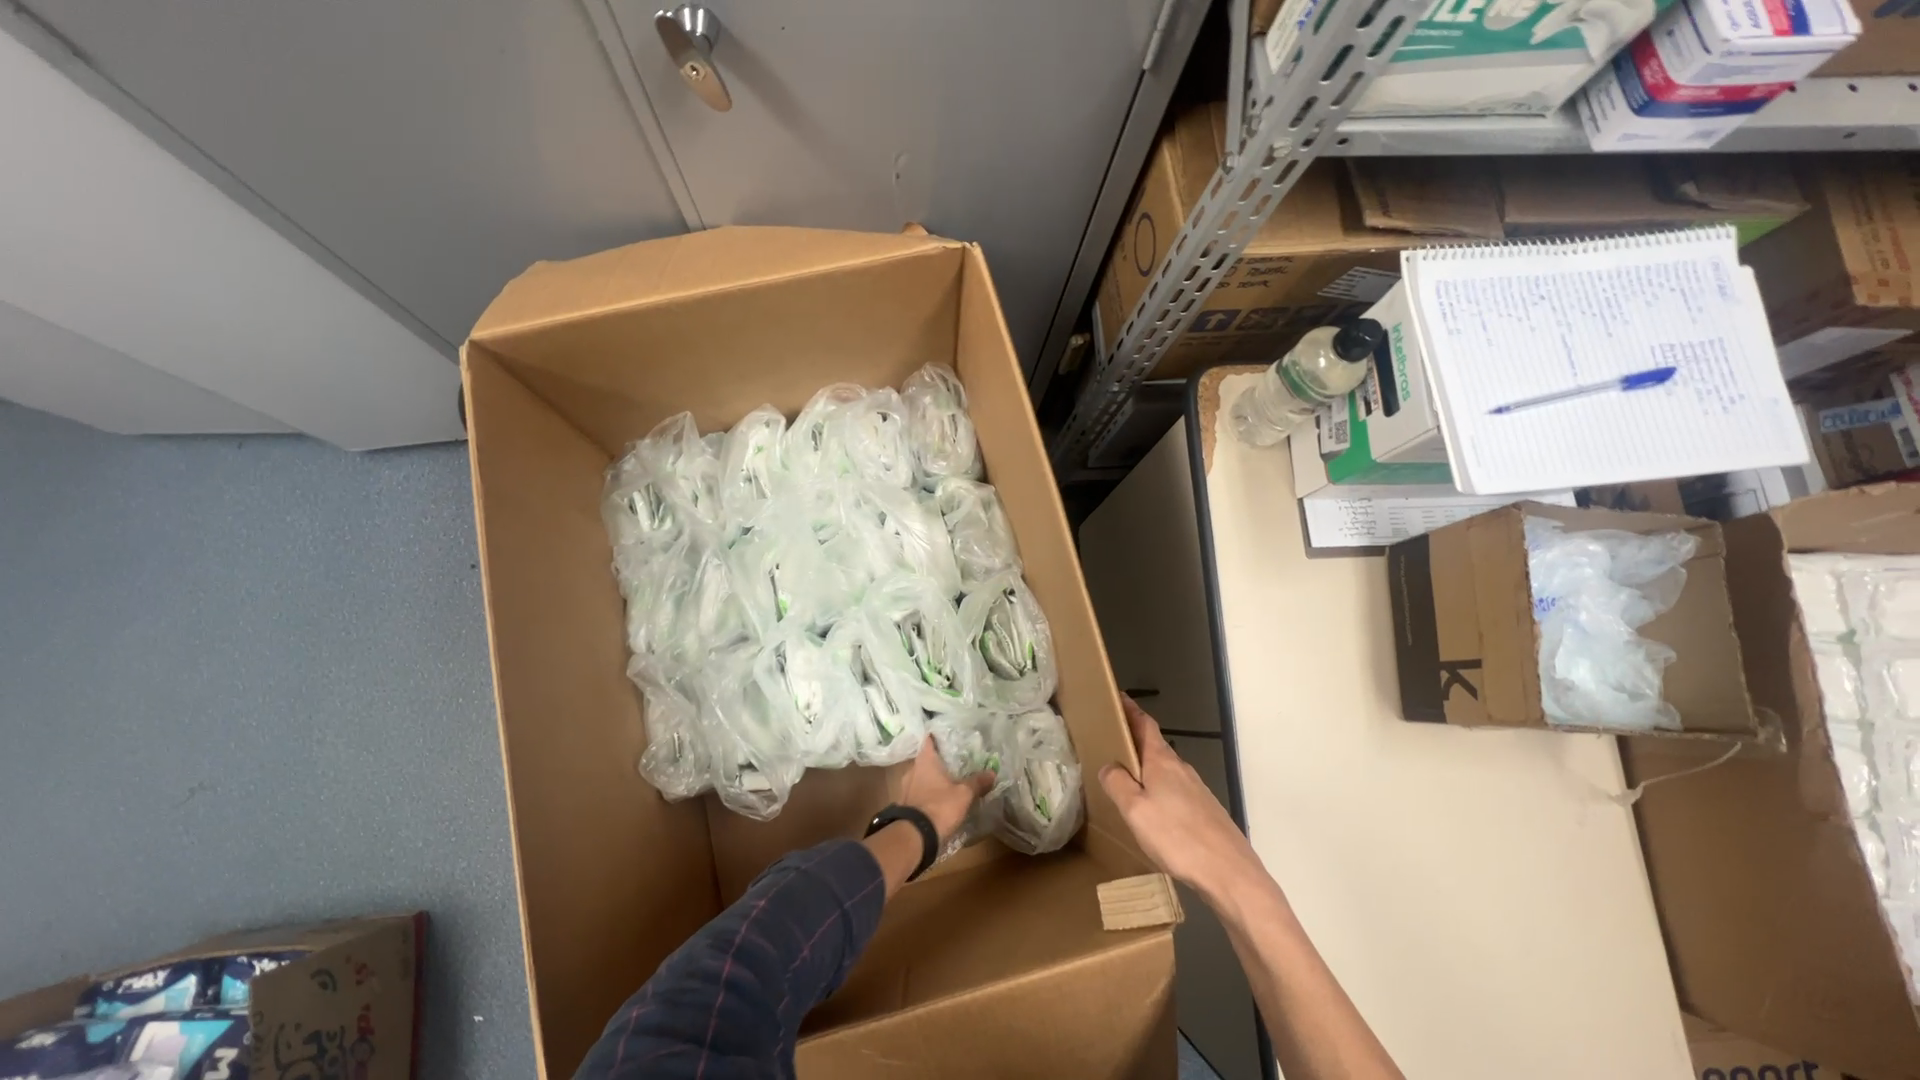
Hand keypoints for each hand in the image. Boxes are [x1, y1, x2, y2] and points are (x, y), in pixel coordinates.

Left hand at [898, 735, 994, 843]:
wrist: (914, 837)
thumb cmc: (940, 807)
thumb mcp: (964, 794)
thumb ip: (977, 782)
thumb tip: (992, 772)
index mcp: (924, 761)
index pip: (929, 739)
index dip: (938, 735)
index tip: (949, 735)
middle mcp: (911, 770)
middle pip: (926, 759)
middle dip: (939, 760)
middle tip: (956, 761)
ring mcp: (905, 787)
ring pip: (921, 776)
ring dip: (933, 778)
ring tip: (949, 781)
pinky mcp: (905, 804)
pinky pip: (918, 792)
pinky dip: (928, 792)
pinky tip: (939, 798)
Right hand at [1100, 697, 1264, 905]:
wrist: (1229, 872)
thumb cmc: (1177, 837)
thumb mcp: (1135, 810)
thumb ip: (1117, 784)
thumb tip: (1109, 766)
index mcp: (1162, 762)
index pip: (1145, 725)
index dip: (1131, 710)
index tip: (1117, 698)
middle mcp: (1181, 770)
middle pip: (1155, 747)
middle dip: (1133, 741)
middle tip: (1110, 743)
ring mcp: (1197, 791)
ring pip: (1165, 772)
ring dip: (1146, 768)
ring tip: (1126, 778)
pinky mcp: (1205, 811)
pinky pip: (1175, 792)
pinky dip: (1158, 790)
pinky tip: (1152, 811)